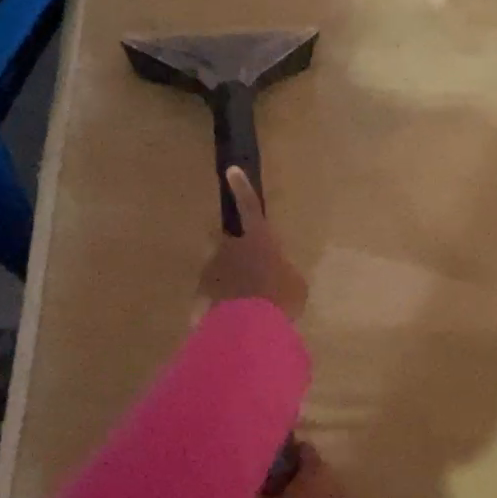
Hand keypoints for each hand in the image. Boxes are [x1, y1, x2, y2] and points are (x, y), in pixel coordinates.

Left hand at [200, 167, 309, 319]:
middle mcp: (231, 249)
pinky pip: (209, 300)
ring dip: (228, 286)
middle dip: (231, 251)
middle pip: (225, 241)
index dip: (241, 189)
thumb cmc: (280, 298)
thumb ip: (282, 274)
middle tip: (243, 271)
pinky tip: (229, 327)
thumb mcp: (295, 285)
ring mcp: (213, 271)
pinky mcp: (201, 295)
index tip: (230, 170)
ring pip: (217, 272)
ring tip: (242, 311)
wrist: (249, 326)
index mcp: (259, 239)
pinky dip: (217, 310)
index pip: (250, 207)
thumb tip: (277, 277)